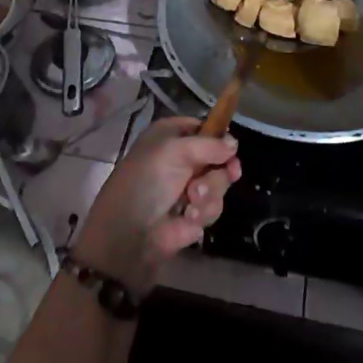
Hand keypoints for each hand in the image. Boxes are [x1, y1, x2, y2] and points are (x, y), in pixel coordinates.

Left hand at [72, 117, 241, 294]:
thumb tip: (234, 144)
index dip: (219, 136)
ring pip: (221, 181)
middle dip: (221, 168)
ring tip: (191, 200)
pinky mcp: (195, 213)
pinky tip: (188, 217)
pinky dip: (204, 211)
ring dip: (210, 191)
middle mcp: (181, 159)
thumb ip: (208, 145)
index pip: (204, 127)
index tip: (231, 147)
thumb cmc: (145, 182)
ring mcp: (189, 187)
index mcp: (170, 137)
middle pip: (220, 156)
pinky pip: (214, 205)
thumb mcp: (173, 152)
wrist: (129, 236)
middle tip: (229, 172)